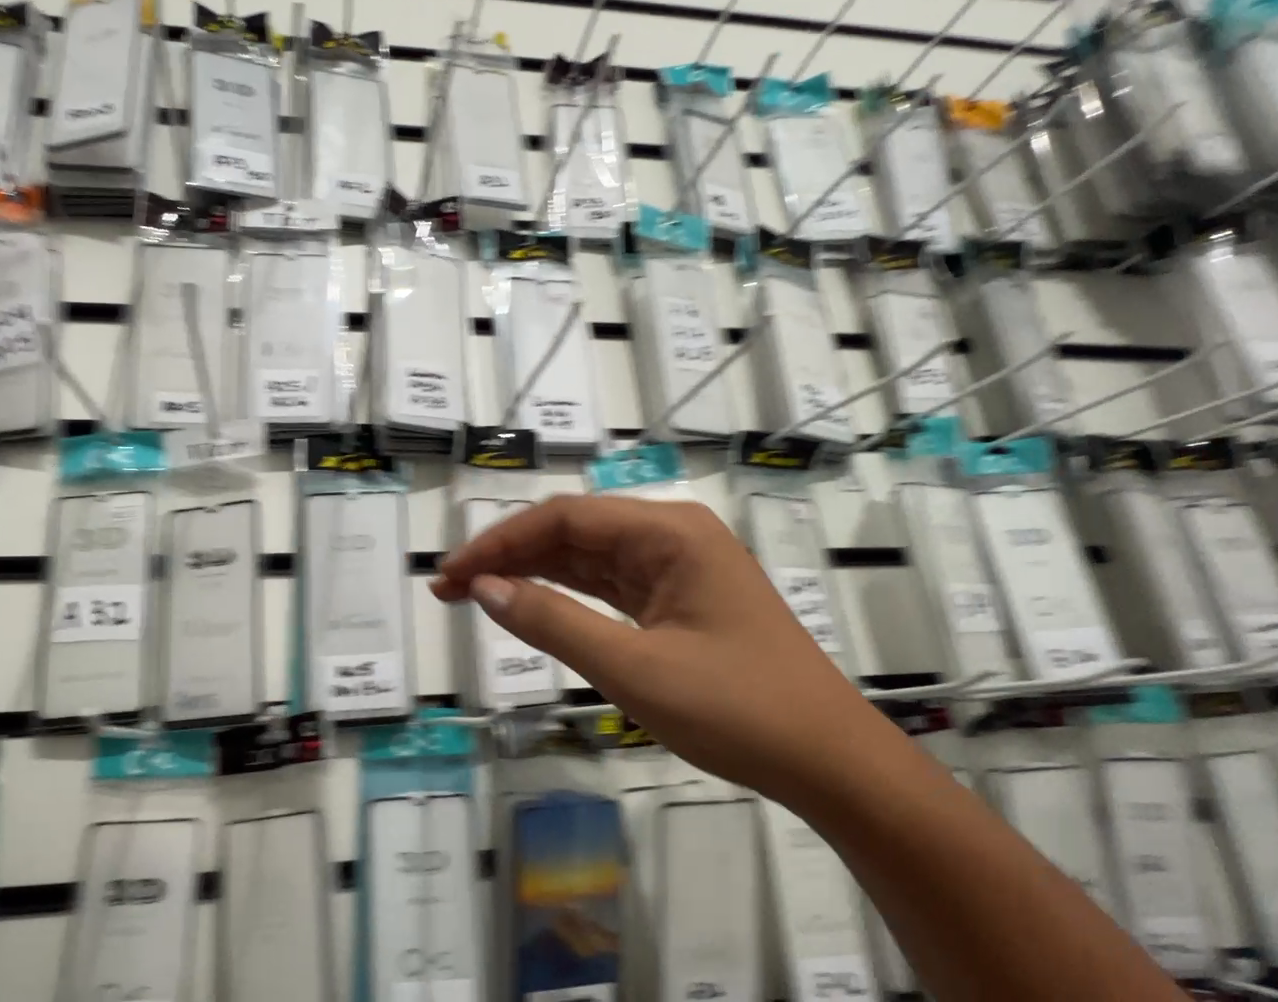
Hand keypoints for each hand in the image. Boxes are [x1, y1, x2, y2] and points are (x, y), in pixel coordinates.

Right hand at [431, 494, 888, 798]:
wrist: (828, 760)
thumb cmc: (737, 710)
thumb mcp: (634, 668)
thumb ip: (554, 623)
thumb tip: (483, 588)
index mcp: (669, 532)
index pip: (565, 518)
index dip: (499, 543)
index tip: (449, 576)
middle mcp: (673, 537)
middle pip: (574, 531)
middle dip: (510, 556)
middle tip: (449, 589)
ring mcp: (680, 569)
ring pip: (589, 558)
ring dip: (533, 574)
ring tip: (474, 596)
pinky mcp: (681, 602)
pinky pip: (611, 587)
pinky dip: (567, 596)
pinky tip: (531, 605)